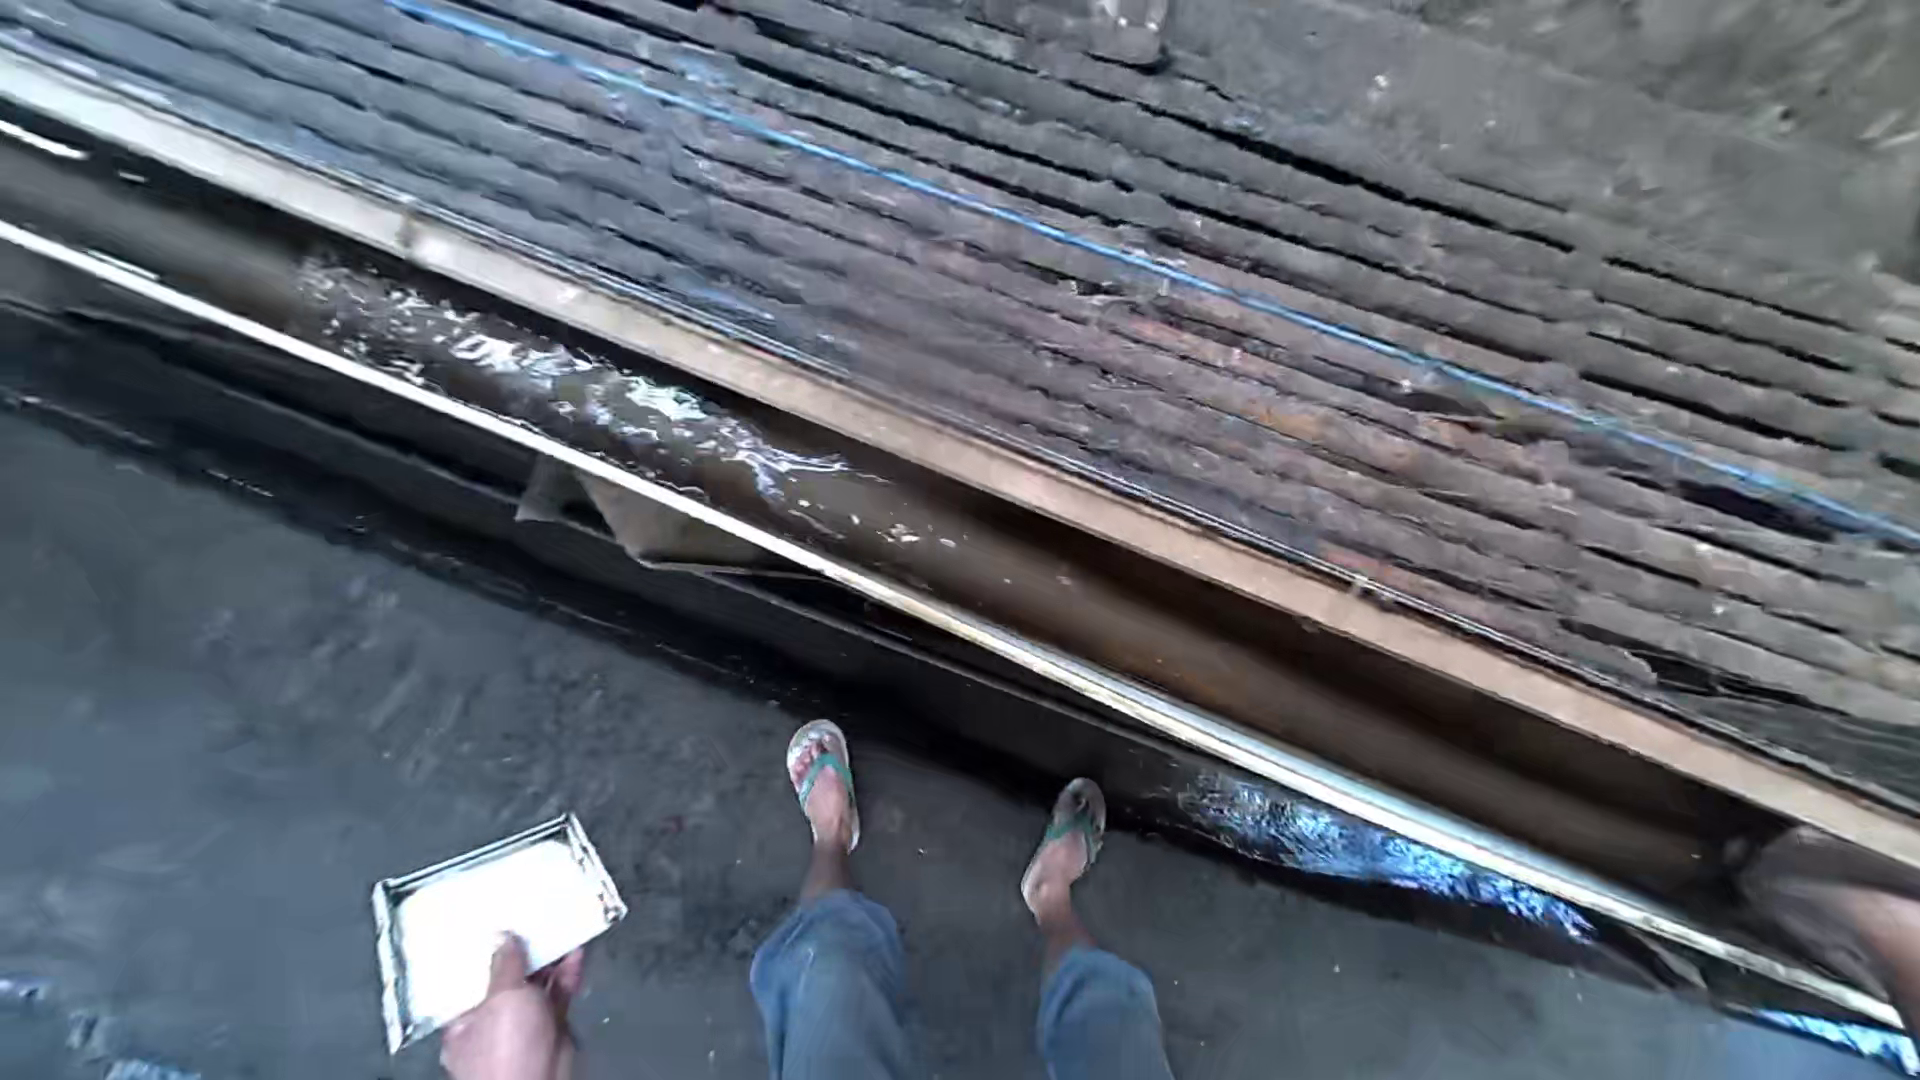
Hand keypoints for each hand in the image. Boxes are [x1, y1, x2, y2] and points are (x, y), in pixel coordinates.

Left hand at [440, 935, 584, 1079]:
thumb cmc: (506, 1044)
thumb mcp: (501, 998)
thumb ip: (505, 965)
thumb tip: (501, 936)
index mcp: (466, 1020)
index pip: (472, 980)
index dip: (486, 952)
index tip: (500, 923)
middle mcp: (492, 1020)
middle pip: (509, 979)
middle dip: (526, 952)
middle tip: (539, 918)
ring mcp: (523, 1023)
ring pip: (538, 983)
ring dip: (552, 958)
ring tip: (564, 926)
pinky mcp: (551, 1022)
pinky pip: (559, 990)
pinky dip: (569, 972)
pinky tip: (577, 951)